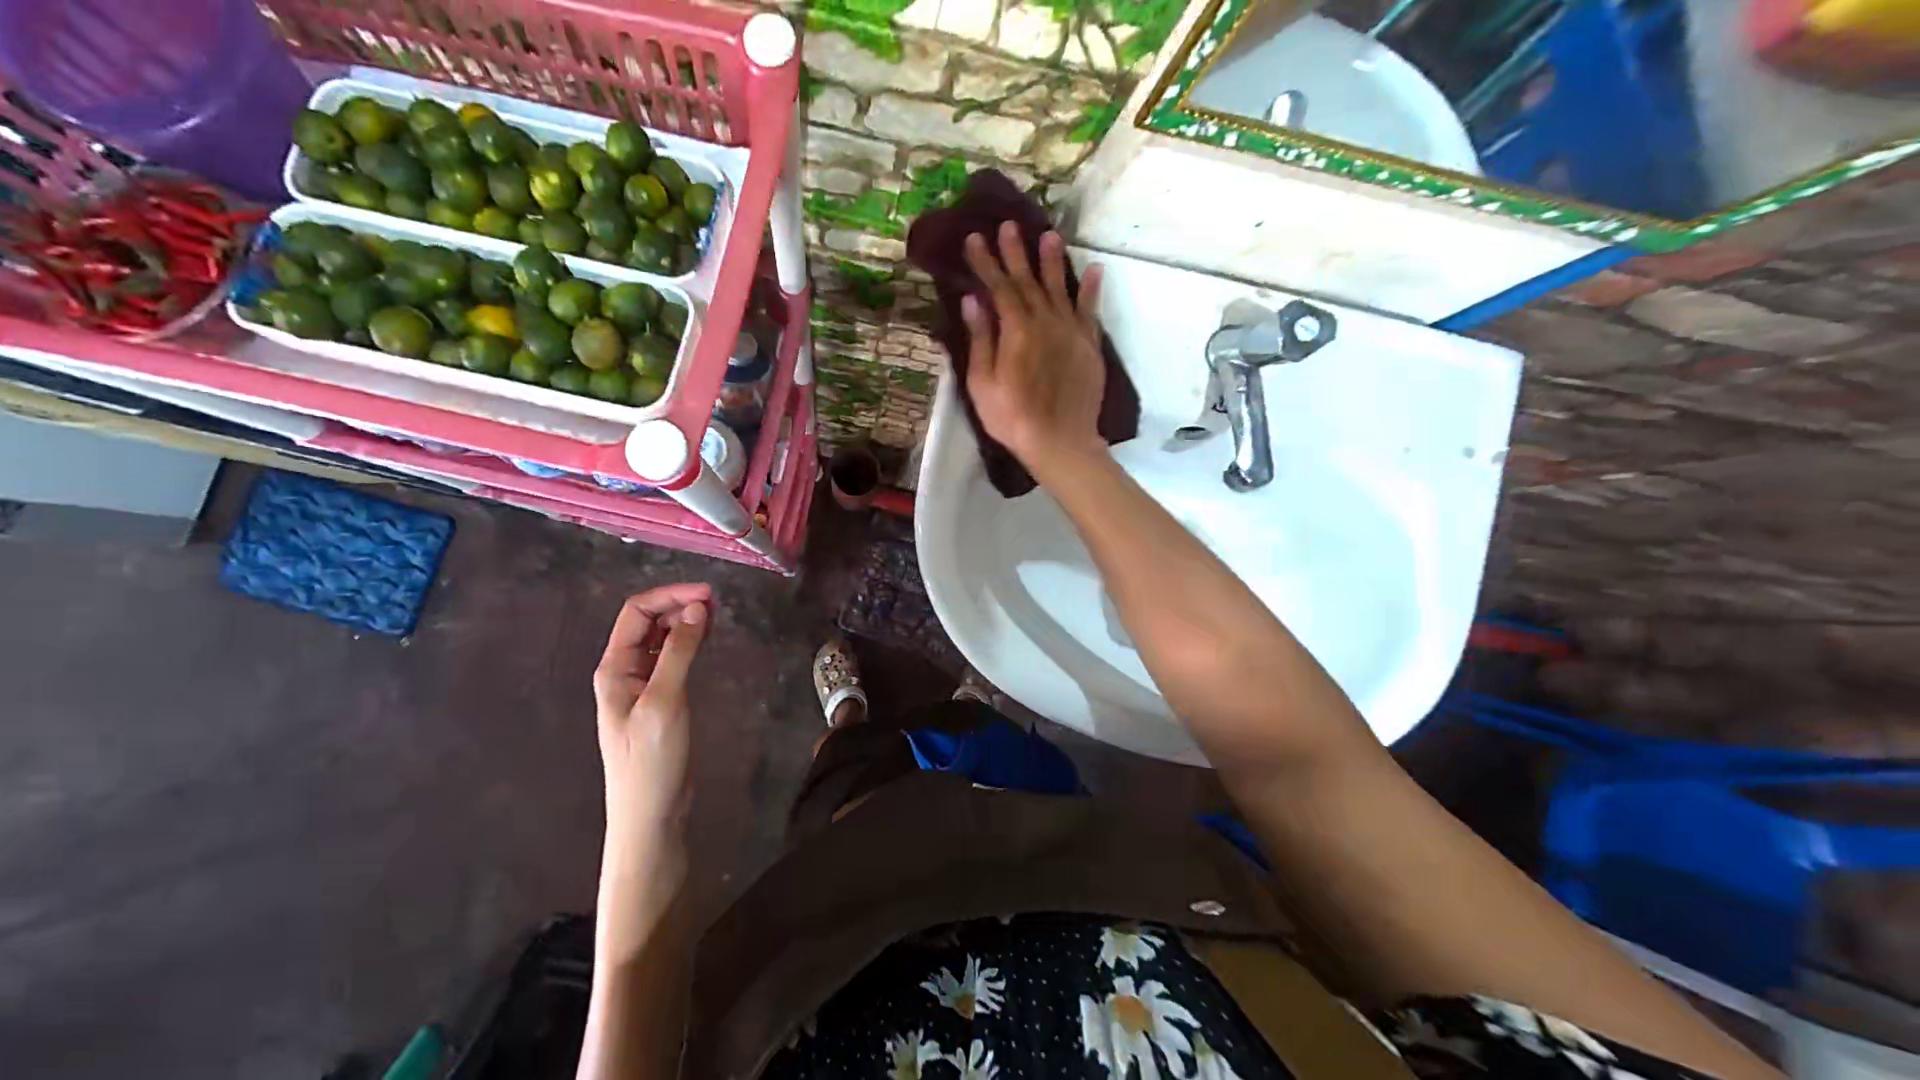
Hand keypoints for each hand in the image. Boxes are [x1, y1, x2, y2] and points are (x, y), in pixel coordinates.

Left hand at [592, 583, 710, 847]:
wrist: (650, 814)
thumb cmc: (651, 760)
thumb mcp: (664, 702)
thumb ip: (678, 653)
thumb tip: (696, 608)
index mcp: (614, 667)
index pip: (636, 613)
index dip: (670, 596)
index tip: (707, 594)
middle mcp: (625, 670)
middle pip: (648, 622)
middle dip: (678, 604)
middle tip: (717, 602)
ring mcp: (642, 685)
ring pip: (661, 638)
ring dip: (685, 621)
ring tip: (716, 614)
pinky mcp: (660, 699)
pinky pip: (672, 658)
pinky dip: (689, 642)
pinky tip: (707, 638)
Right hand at [961, 223, 1106, 476]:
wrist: (1060, 442)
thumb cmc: (1012, 418)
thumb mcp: (983, 383)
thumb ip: (981, 339)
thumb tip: (973, 300)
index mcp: (1017, 330)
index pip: (999, 287)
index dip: (987, 262)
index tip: (975, 239)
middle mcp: (1046, 322)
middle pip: (1029, 281)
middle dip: (1016, 252)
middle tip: (1008, 225)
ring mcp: (1072, 332)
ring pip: (1061, 288)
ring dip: (1053, 261)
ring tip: (1049, 234)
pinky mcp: (1089, 346)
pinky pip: (1091, 311)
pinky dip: (1091, 290)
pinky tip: (1094, 270)